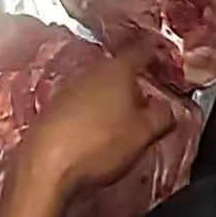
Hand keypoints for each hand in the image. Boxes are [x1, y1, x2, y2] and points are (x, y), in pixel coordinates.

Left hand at [15, 49, 177, 198]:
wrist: (45, 165)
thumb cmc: (101, 142)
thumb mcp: (142, 134)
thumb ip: (162, 117)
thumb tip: (170, 110)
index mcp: (119, 69)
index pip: (141, 51)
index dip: (154, 54)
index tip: (163, 59)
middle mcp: (94, 69)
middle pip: (118, 68)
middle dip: (131, 81)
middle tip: (145, 99)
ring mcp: (70, 86)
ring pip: (98, 84)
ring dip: (109, 96)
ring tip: (120, 118)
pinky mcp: (52, 107)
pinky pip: (79, 102)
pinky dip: (90, 111)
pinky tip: (92, 132)